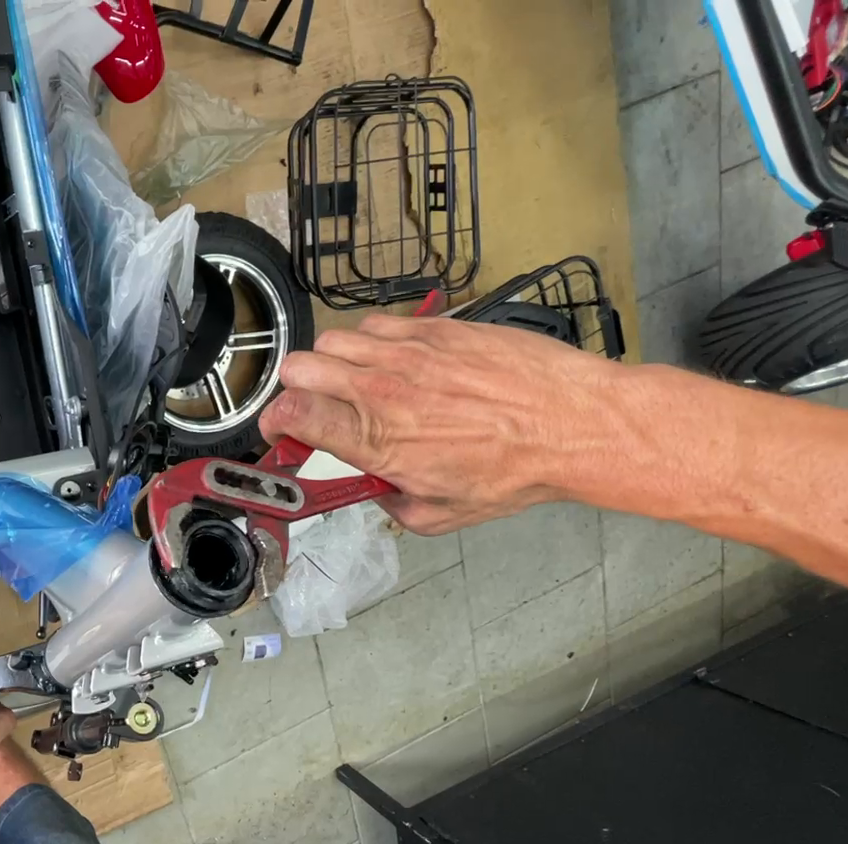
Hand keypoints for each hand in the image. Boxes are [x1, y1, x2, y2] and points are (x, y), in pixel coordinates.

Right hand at [260, 315, 633, 532]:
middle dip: (295, 389)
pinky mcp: (433, 329)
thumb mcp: (436, 514)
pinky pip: (375, 325)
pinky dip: (369, 343)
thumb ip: (387, 502)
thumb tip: (373, 487)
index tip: (281, 430)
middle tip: (313, 405)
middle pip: (298, 368)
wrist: (574, 424)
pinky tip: (390, 361)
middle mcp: (380, 391)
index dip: (272, 422)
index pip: (292, 412)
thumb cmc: (513, 471)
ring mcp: (406, 353)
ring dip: (330, 363)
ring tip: (353, 381)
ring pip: (331, 341)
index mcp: (375, 441)